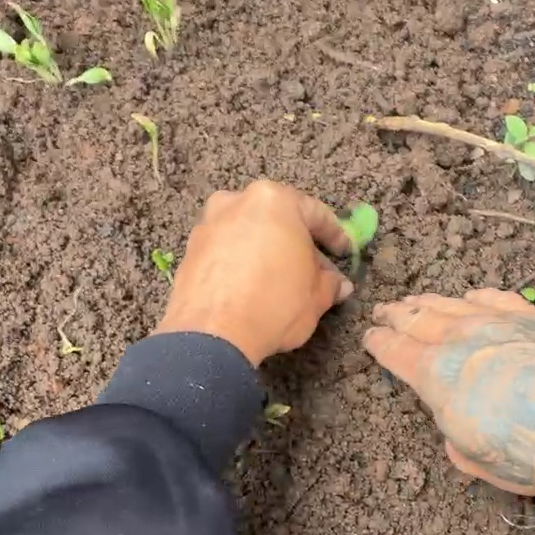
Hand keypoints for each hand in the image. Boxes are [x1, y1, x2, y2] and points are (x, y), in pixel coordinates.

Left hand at [155, 180, 353, 365]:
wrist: (213, 334)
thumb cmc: (275, 304)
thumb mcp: (316, 297)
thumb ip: (329, 284)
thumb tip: (338, 285)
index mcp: (274, 201)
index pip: (315, 213)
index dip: (335, 235)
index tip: (344, 252)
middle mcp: (237, 202)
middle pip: (277, 219)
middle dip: (297, 243)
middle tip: (314, 270)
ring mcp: (208, 225)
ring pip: (248, 233)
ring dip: (266, 251)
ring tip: (281, 281)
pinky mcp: (190, 251)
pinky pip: (226, 251)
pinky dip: (242, 263)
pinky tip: (253, 288)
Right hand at [363, 290, 534, 495]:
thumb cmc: (527, 451)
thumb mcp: (472, 458)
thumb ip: (452, 431)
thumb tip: (457, 417)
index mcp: (433, 373)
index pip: (393, 349)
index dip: (377, 342)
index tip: (370, 337)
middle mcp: (458, 337)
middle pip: (416, 317)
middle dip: (396, 314)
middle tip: (384, 310)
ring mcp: (495, 320)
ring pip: (450, 302)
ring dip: (428, 301)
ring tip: (416, 300)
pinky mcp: (531, 314)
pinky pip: (493, 297)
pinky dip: (474, 298)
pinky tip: (471, 299)